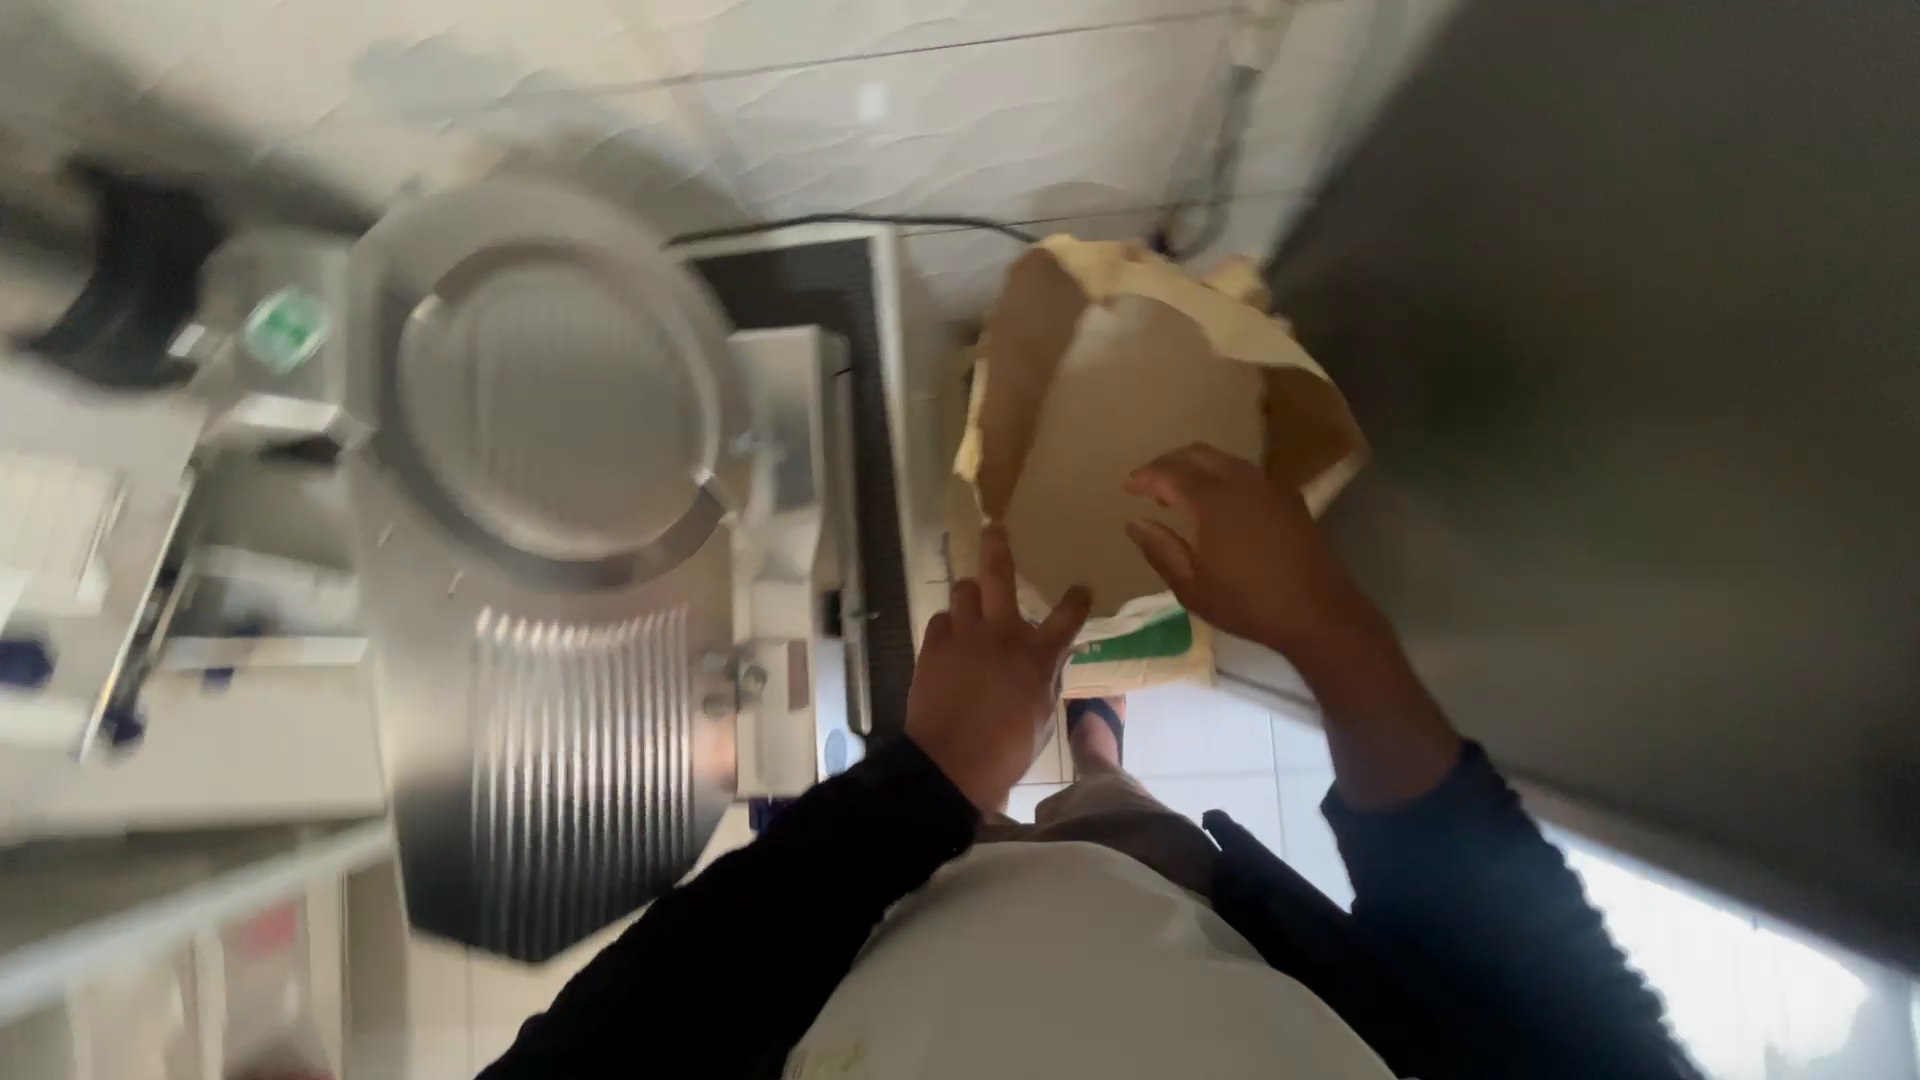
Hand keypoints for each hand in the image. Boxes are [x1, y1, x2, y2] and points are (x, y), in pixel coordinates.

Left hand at [907, 525, 1090, 812]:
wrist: (952, 764)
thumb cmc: (1007, 749)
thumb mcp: (1043, 718)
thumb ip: (1049, 680)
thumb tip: (1055, 659)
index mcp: (1037, 656)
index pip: (1068, 616)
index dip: (1077, 599)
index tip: (1081, 589)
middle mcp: (1002, 634)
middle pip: (1000, 575)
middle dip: (998, 546)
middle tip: (994, 529)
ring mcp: (964, 636)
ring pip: (964, 590)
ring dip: (971, 594)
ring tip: (971, 603)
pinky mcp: (932, 646)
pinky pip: (940, 619)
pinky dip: (948, 625)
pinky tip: (950, 638)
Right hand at [1122, 443, 1377, 656]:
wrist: (1318, 612)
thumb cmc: (1246, 603)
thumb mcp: (1191, 586)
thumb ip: (1159, 549)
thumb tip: (1134, 523)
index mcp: (1211, 501)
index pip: (1168, 474)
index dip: (1143, 477)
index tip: (1126, 487)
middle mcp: (1239, 482)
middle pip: (1196, 454)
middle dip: (1167, 462)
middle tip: (1148, 482)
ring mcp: (1268, 486)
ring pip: (1223, 459)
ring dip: (1195, 466)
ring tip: (1177, 490)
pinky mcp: (1287, 497)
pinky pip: (1244, 471)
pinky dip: (1221, 474)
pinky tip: (1217, 499)